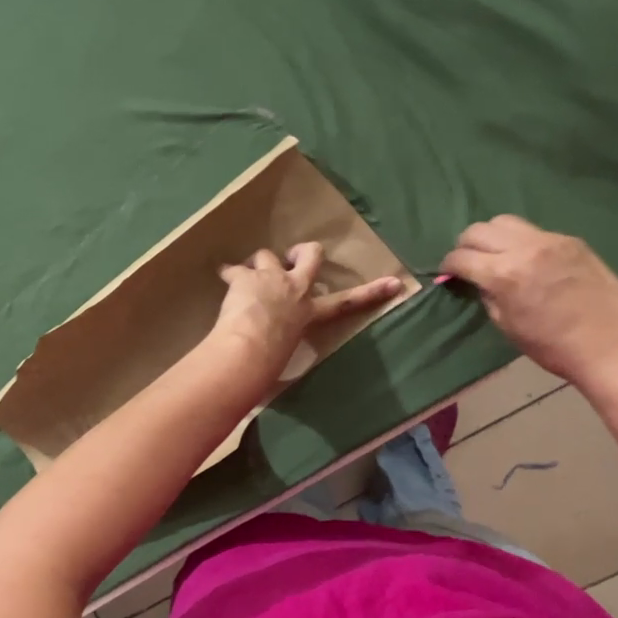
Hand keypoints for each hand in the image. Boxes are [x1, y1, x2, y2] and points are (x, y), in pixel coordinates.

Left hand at [212, 243, 405, 377]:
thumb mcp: (288, 352)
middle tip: (294, 255)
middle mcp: (294, 288)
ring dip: (257, 264)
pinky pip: (232, 268)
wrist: (249, 347)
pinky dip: (227, 272)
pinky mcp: (244, 276)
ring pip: (266, 255)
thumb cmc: (270, 361)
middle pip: (310, 256)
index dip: (372, 293)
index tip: (395, 282)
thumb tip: (269, 366)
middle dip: (303, 251)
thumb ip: (285, 345)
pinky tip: (221, 276)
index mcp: (309, 313)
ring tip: (247, 275)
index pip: (346, 303)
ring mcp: (270, 278)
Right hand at [440, 216, 617, 393]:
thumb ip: (487, 296)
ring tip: (494, 257)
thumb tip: (476, 282)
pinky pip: (533, 231)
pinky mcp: (572, 241)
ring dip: (491, 237)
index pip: (461, 257)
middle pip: (479, 230)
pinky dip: (519, 241)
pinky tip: (525, 261)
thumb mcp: (506, 324)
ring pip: (505, 222)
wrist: (613, 345)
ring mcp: (551, 240)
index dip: (447, 267)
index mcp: (505, 273)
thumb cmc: (553, 346)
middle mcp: (526, 248)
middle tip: (466, 264)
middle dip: (465, 246)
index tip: (447, 276)